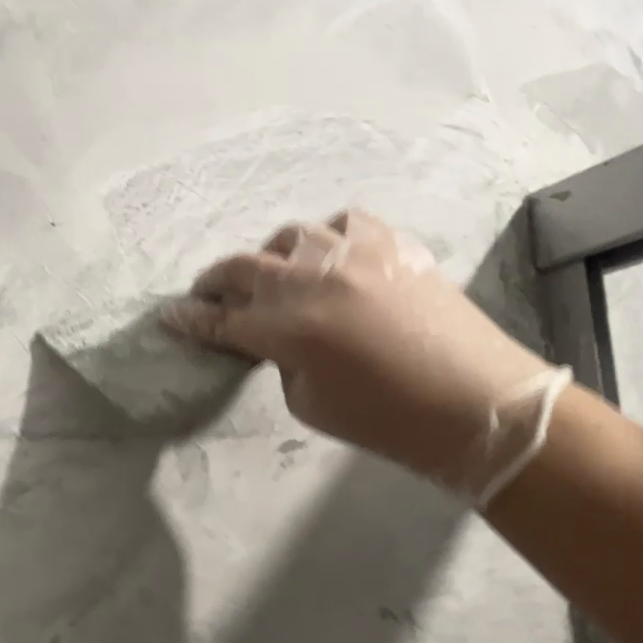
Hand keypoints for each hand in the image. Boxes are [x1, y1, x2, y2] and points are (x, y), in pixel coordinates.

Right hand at [161, 209, 567, 503]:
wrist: (474, 402)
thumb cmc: (382, 418)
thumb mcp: (305, 401)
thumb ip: (277, 359)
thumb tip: (272, 334)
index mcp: (285, 330)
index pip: (219, 319)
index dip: (189, 319)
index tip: (168, 315)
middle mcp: (311, 283)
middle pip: (242, 269)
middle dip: (214, 282)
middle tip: (205, 296)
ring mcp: (354, 257)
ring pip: (289, 236)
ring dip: (267, 257)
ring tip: (269, 275)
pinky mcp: (392, 246)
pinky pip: (343, 224)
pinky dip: (323, 238)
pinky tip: (326, 258)